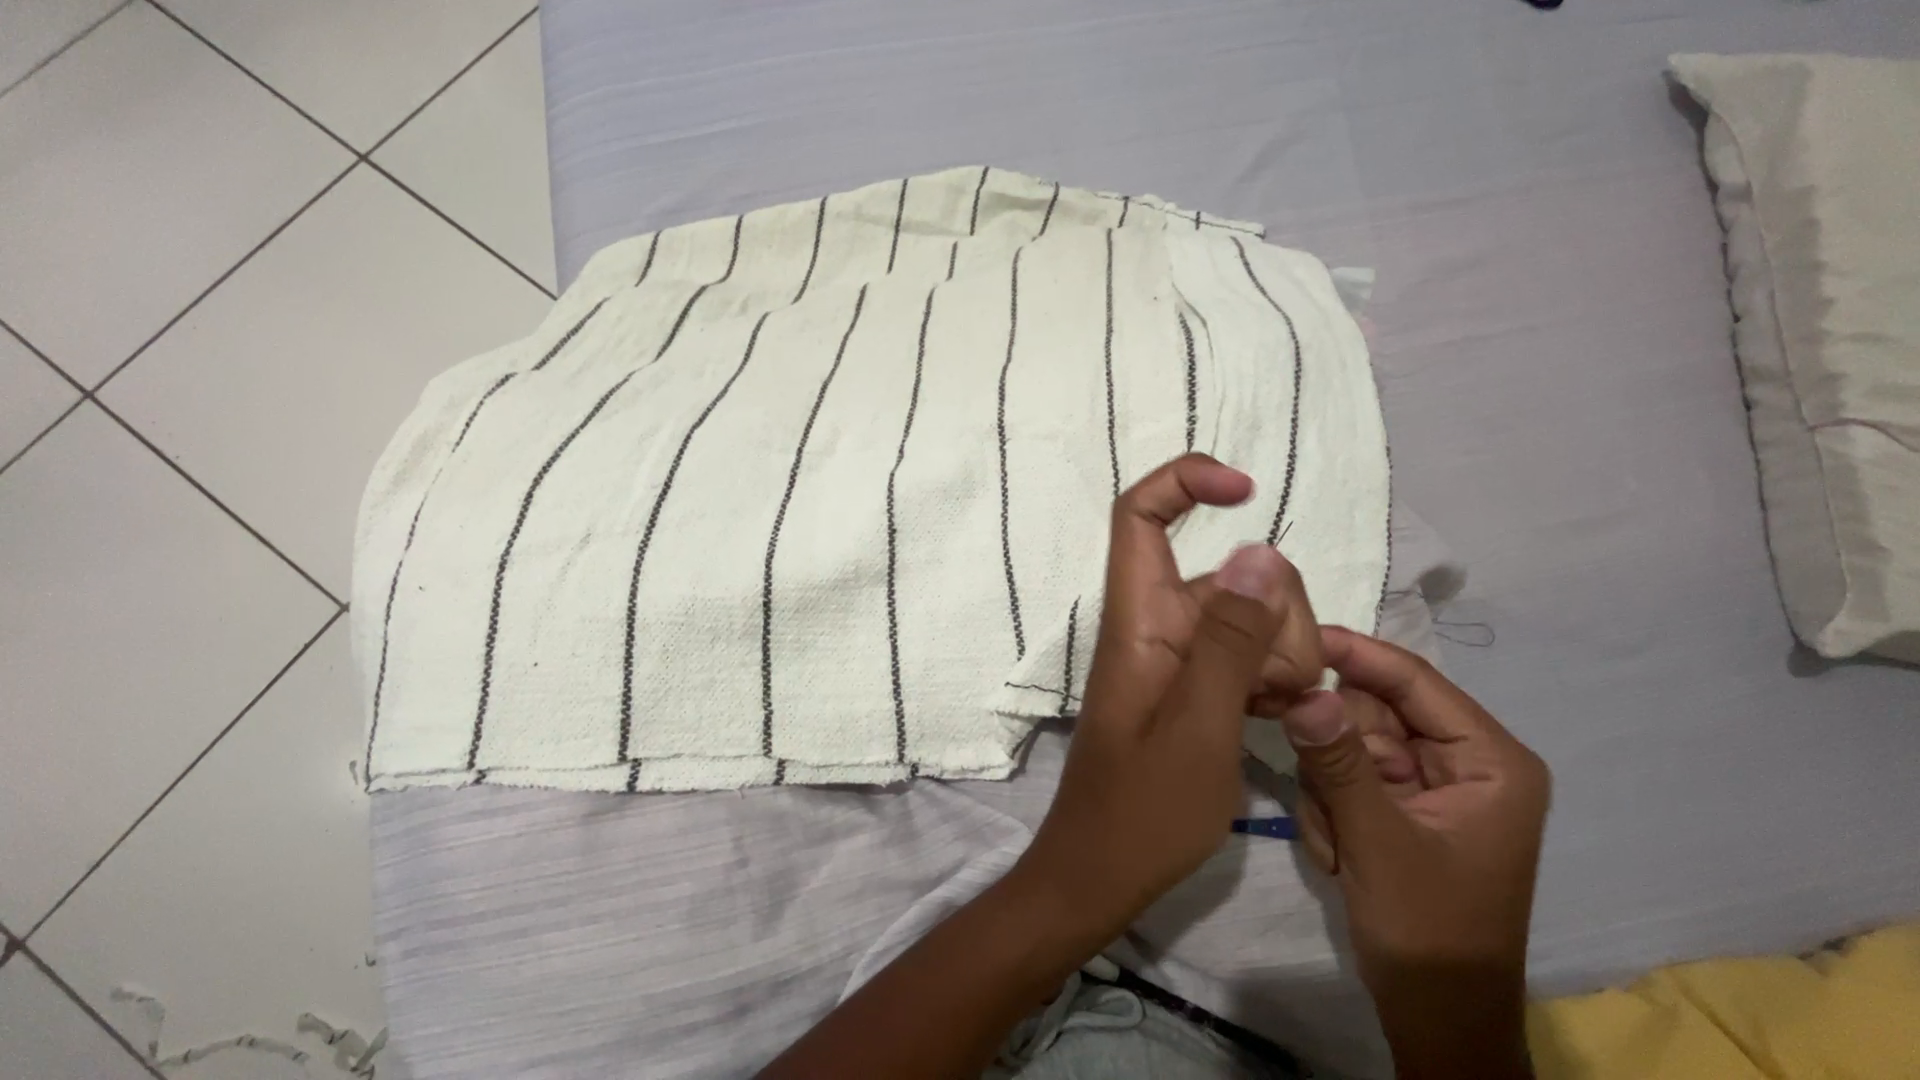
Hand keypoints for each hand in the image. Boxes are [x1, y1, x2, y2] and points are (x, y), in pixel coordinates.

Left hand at [1012, 453, 1323, 935]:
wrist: (1102, 873)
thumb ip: (1232, 638)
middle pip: (1230, 571)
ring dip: (1283, 653)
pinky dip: (1273, 675)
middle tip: (1280, 685)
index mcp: (1139, 618)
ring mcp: (1177, 657)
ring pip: (1252, 616)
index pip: (1139, 514)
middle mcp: (1155, 624)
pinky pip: (1248, 655)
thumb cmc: (1144, 809)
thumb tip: (1257, 550)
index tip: (1248, 490)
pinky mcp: (1195, 689)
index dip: (1187, 480)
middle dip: (1277, 613)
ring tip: (1278, 710)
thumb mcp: (1202, 724)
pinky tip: (1278, 716)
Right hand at [1283, 627, 1549, 1078]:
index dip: (1356, 655)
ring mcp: (1430, 786)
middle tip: (1307, 777)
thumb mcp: (1377, 840)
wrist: (1436, 1015)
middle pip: (1375, 713)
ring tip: (1339, 843)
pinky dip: (1332, 809)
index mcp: (1490, 760)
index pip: (1415, 681)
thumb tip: (1303, 690)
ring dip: (1329, 788)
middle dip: (1336, 747)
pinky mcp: (1402, 809)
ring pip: (1351, 744)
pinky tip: (1341, 854)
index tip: (1294, 634)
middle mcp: (1464, 762)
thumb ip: (1337, 762)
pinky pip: (1348, 778)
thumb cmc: (1428, 928)